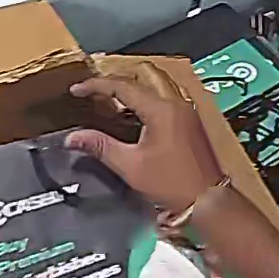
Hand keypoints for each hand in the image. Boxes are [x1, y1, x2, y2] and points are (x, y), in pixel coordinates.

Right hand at [66, 74, 224, 212]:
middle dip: (116, 80)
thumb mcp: (130, 165)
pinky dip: (147, 97)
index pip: (123, 86)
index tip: (76, 90)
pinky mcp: (190, 120)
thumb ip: (100, 146)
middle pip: (142, 78)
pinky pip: (166, 96)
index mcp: (161, 109)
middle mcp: (176, 102)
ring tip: (109, 98)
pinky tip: (133, 113)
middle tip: (93, 90)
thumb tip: (72, 137)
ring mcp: (186, 110)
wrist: (206, 199)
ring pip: (156, 85)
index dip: (96, 86)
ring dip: (133, 87)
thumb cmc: (169, 182)